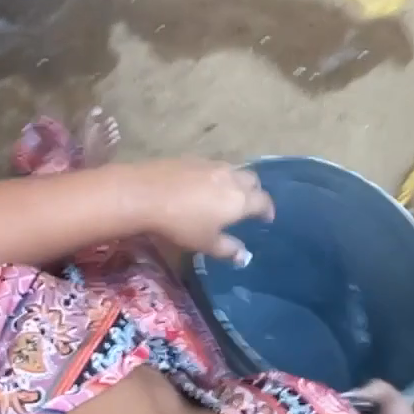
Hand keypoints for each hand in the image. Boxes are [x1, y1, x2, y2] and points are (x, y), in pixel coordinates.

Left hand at [120, 159, 273, 263]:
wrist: (145, 193)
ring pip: (233, 169)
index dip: (268, 210)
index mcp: (240, 199)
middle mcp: (230, 177)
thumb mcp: (206, 243)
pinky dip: (215, 176)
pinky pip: (211, 166)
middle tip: (249, 204)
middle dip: (255, 191)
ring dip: (235, 180)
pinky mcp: (191, 158)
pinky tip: (202, 186)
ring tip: (226, 194)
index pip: (263, 201)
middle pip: (252, 179)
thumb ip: (228, 249)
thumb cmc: (181, 224)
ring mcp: (210, 164)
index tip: (266, 218)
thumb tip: (244, 256)